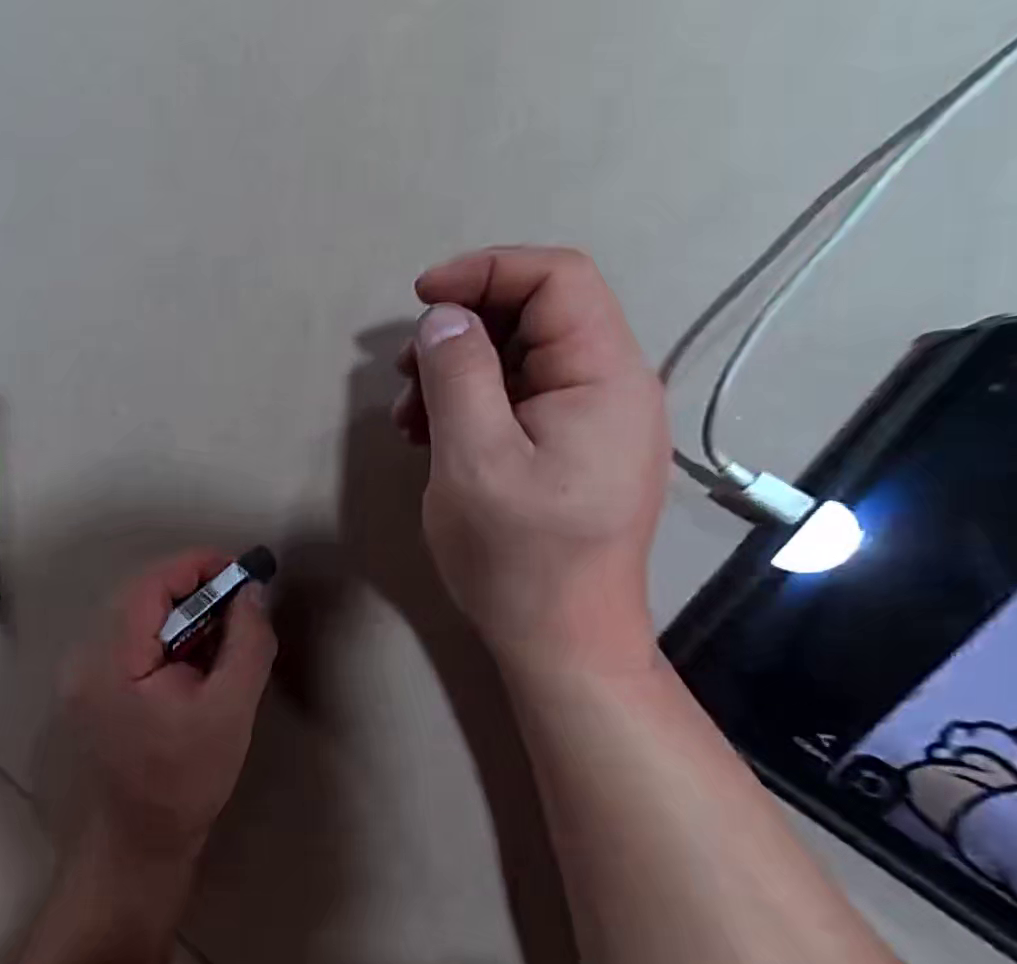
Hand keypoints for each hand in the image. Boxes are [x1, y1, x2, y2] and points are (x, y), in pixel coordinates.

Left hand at [59, 552, 277, 863]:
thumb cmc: (186, 780)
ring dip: (182, 612)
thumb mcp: (230, 711)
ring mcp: (84, 673)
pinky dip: (168, 635)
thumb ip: (247, 644)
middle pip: (140, 595)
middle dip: (193, 588)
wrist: (139, 843)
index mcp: (110, 659)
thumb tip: (252, 592)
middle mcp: (85, 656)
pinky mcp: (94, 687)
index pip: (150, 584)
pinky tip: (198, 659)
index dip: (196, 566)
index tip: (242, 572)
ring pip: (136, 616)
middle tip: (240, 600)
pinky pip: (132, 641)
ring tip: (225, 631)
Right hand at [391, 246, 668, 671]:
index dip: (485, 271)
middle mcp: (612, 387)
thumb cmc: (517, 555)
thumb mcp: (473, 460)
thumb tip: (444, 319)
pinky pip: (522, 402)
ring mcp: (595, 423)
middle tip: (404, 374)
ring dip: (459, 373)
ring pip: (523, 362)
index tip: (421, 299)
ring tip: (409, 418)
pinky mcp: (575, 452)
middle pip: (537, 317)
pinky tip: (434, 439)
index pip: (556, 279)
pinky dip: (473, 406)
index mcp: (603, 376)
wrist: (561, 639)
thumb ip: (458, 376)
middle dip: (462, 331)